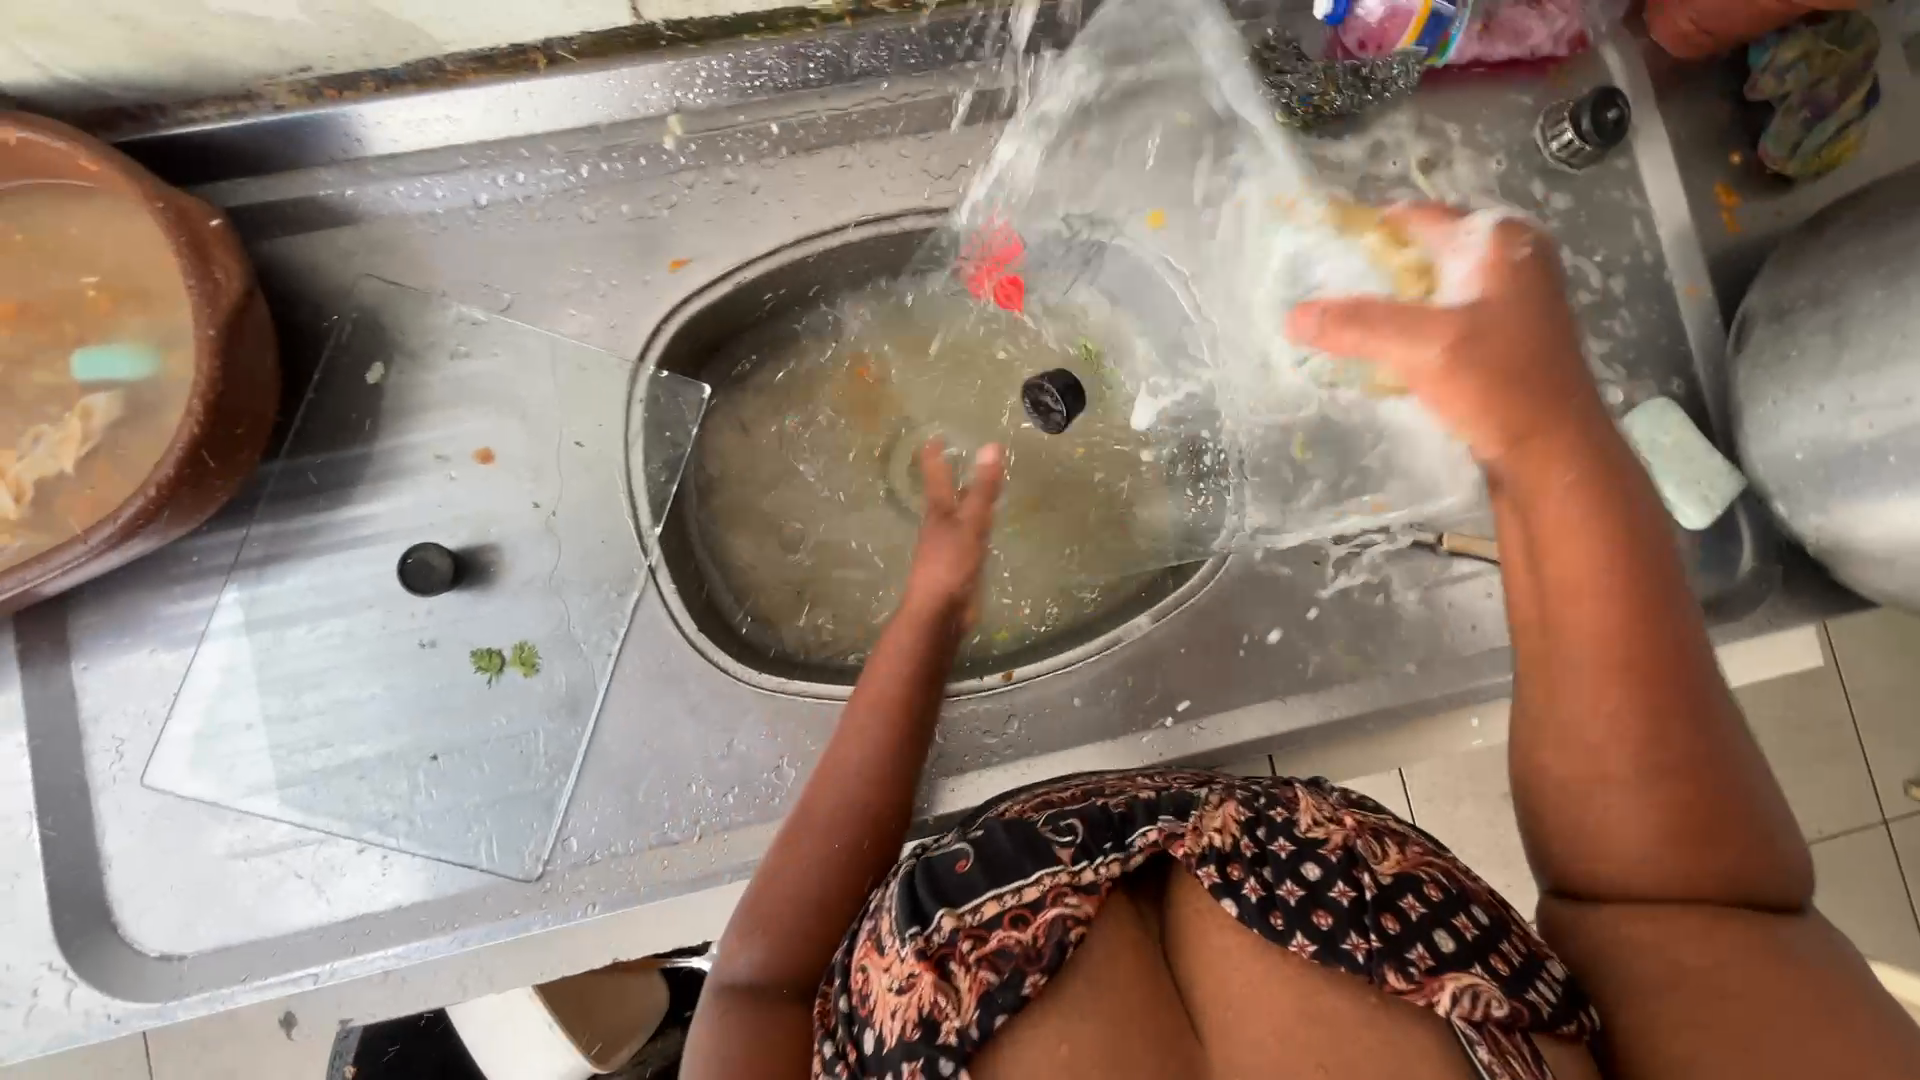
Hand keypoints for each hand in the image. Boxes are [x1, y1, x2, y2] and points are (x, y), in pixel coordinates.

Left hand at [902, 439, 1003, 628]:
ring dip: (966, 503)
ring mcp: (948, 548)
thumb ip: (983, 490)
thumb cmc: (950, 565)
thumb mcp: (971, 524)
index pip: (937, 477)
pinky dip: (977, 528)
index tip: (934, 438)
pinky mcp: (959, 567)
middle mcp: (940, 526)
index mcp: (939, 512)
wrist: (939, 613)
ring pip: (958, 518)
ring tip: (979, 490)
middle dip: (951, 478)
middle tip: (958, 459)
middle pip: (946, 496)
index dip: (935, 457)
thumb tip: (991, 447)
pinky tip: (985, 531)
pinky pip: (969, 539)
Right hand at [1286, 203, 1611, 468]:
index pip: (1416, 217)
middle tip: (1316, 294)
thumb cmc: (1499, 385)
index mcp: (1499, 242)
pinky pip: (1434, 320)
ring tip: (1334, 324)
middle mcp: (1506, 260)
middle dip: (1366, 273)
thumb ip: (1356, 324)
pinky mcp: (1495, 337)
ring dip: (1382, 306)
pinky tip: (1373, 352)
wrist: (1552, 452)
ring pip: (1424, 290)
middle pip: (1418, 253)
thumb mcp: (1421, 346)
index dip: (1362, 232)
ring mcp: (1503, 300)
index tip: (1314, 256)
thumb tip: (1292, 316)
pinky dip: (1402, 330)